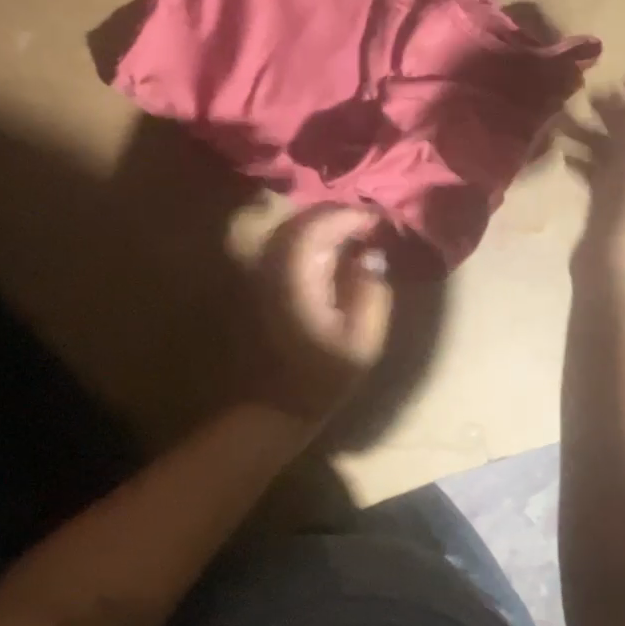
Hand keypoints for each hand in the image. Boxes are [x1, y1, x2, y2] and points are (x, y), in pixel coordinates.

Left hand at [245, 205, 393, 423]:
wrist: (272, 409)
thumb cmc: (322, 380)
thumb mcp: (362, 341)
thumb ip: (370, 290)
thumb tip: (370, 254)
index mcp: (296, 274)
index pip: (321, 223)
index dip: (352, 216)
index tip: (378, 223)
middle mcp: (266, 264)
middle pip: (296, 217)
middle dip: (331, 215)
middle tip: (361, 226)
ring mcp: (252, 274)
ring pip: (278, 228)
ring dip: (311, 226)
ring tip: (341, 238)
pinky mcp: (247, 286)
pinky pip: (270, 248)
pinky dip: (295, 243)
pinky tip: (317, 258)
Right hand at [562, 80, 624, 287]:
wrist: (616, 273)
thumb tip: (615, 93)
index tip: (624, 83)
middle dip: (620, 111)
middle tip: (589, 99)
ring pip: (624, 149)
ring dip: (596, 134)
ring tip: (565, 123)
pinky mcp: (620, 204)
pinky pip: (607, 172)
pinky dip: (588, 159)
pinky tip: (565, 153)